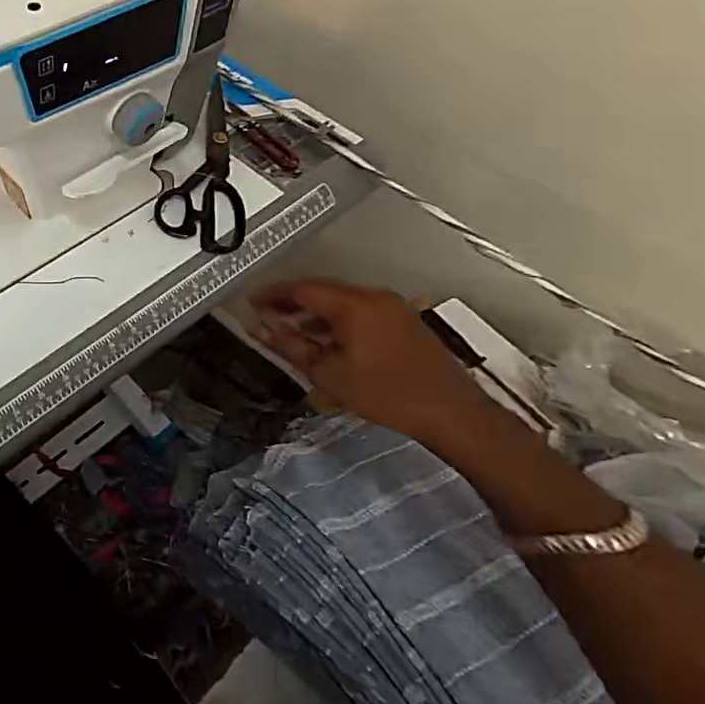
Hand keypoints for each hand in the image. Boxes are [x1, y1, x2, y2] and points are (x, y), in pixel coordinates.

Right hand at [248, 279, 495, 442]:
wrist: (451, 414)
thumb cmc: (387, 394)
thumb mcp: (328, 373)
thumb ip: (292, 347)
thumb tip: (266, 332)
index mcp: (353, 305)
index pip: (301, 290)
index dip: (272, 295)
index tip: (253, 302)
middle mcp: (375, 298)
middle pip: (323, 290)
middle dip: (293, 301)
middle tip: (269, 313)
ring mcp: (394, 308)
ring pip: (343, 300)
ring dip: (316, 311)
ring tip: (295, 329)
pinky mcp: (406, 321)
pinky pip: (362, 309)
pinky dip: (339, 318)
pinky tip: (329, 339)